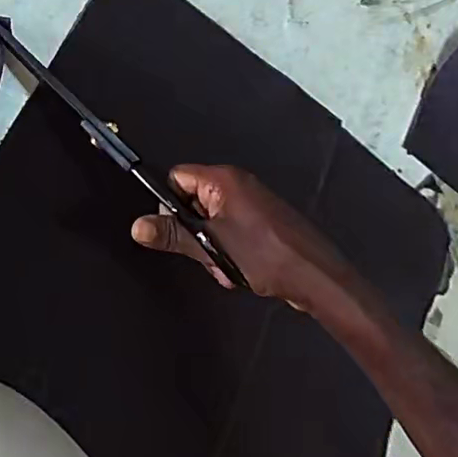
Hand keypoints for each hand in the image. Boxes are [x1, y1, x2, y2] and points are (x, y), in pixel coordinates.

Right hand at [129, 164, 357, 312]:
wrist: (319, 279)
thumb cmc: (266, 255)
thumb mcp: (211, 246)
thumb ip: (172, 234)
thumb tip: (138, 227)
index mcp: (223, 179)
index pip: (177, 177)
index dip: (171, 203)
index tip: (178, 229)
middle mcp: (237, 183)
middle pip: (193, 200)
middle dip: (194, 231)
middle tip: (206, 253)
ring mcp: (253, 202)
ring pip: (212, 220)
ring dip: (213, 246)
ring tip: (227, 266)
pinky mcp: (264, 221)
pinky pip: (232, 228)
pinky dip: (230, 249)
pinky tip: (241, 270)